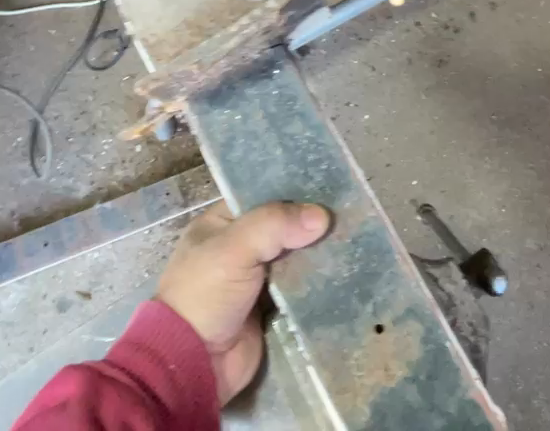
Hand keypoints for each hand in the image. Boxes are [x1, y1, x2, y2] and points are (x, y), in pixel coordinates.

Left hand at [157, 200, 332, 403]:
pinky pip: (300, 290)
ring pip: (295, 259)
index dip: (293, 192)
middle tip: (351, 213)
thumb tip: (322, 216)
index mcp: (222, 224)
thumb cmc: (205, 294)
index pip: (263, 197)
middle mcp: (240, 248)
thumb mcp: (234, 248)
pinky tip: (347, 272)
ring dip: (318, 255)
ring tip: (355, 240)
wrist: (194, 364)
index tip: (330, 185)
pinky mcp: (272, 309)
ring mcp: (256, 280)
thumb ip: (275, 225)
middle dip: (311, 225)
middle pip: (283, 228)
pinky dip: (318, 284)